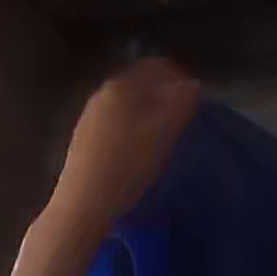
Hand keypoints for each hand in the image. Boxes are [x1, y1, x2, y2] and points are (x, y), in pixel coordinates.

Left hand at [50, 57, 199, 229]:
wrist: (82, 208)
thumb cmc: (127, 166)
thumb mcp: (163, 132)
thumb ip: (181, 101)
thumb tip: (192, 84)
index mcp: (120, 85)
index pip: (156, 67)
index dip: (179, 78)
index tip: (194, 99)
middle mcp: (102, 94)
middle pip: (141, 84)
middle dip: (164, 96)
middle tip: (182, 120)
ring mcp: (90, 116)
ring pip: (129, 104)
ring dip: (149, 113)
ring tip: (164, 139)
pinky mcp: (83, 139)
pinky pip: (116, 122)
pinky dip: (133, 128)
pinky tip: (138, 153)